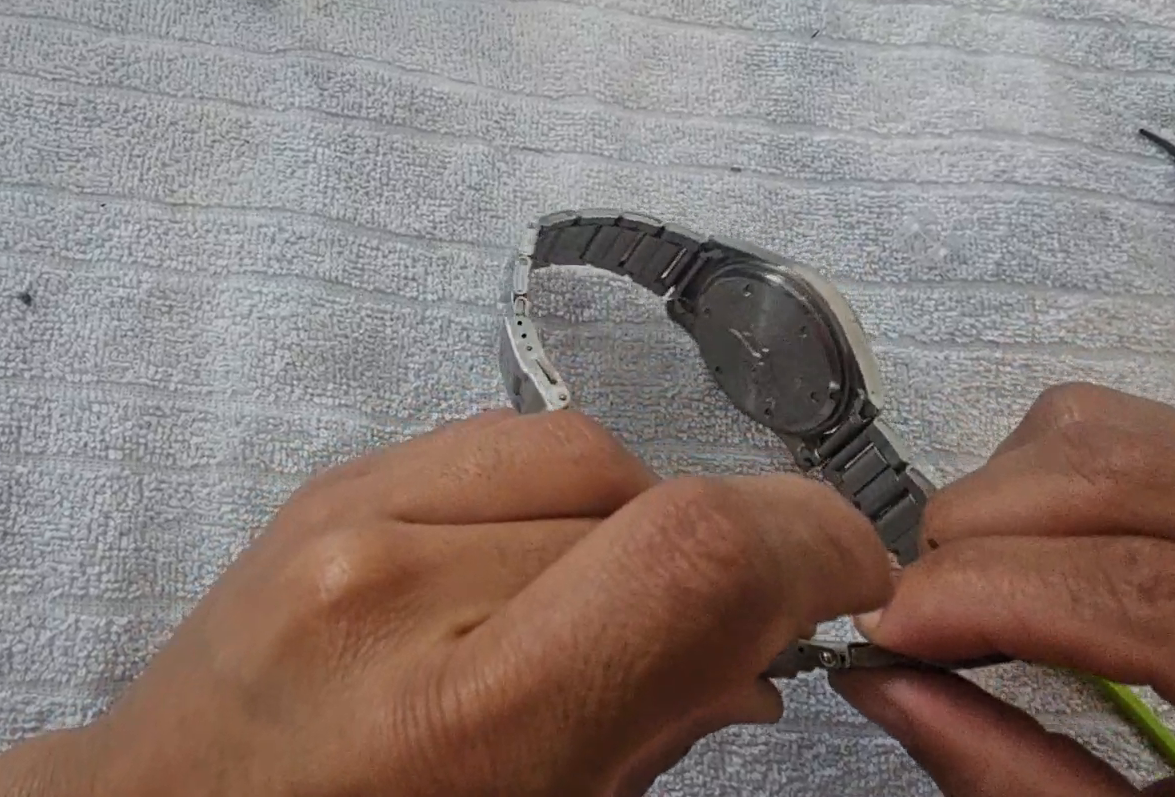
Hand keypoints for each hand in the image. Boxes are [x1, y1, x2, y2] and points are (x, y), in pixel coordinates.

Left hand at [0, 409, 892, 796]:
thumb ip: (651, 729)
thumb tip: (751, 641)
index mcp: (466, 713)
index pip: (684, 551)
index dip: (806, 540)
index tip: (848, 573)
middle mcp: (397, 578)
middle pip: (632, 488)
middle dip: (711, 550)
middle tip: (710, 624)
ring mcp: (346, 509)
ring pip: (569, 450)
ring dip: (626, 513)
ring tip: (600, 595)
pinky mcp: (326, 480)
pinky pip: (490, 445)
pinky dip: (548, 487)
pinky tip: (526, 556)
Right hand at [832, 383, 1174, 795]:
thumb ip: (1031, 784)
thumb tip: (883, 684)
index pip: (1158, 595)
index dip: (991, 594)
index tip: (889, 628)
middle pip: (1122, 476)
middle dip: (972, 530)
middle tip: (920, 603)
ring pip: (1110, 432)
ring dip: (996, 494)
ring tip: (977, 575)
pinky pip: (1120, 426)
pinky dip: (1031, 468)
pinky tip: (1033, 543)